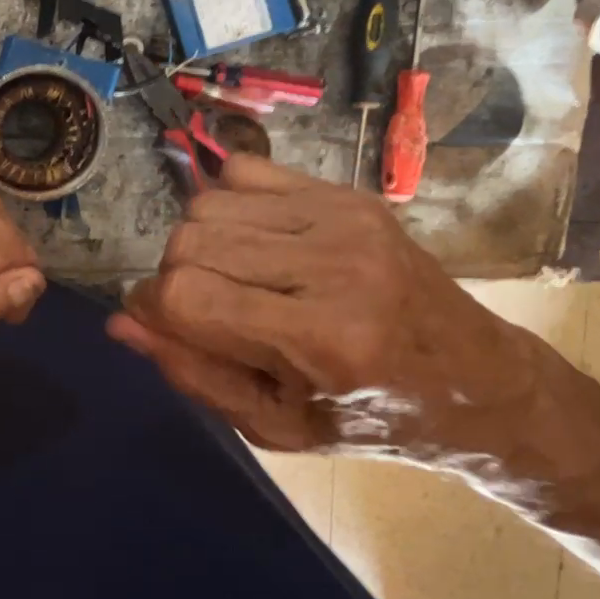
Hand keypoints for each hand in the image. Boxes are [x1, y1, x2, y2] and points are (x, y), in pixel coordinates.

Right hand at [107, 155, 564, 465]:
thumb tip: (121, 321)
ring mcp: (345, 218)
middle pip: (188, 242)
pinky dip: (227, 205)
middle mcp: (335, 266)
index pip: (185, 296)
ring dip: (199, 244)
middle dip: (174, 278)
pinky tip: (255, 243)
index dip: (155, 311)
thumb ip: (192, 373)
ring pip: (207, 205)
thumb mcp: (274, 426)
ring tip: (238, 280)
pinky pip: (242, 172)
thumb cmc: (370, 420)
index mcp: (322, 339)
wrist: (478, 381)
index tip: (168, 328)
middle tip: (210, 312)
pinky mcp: (348, 193)